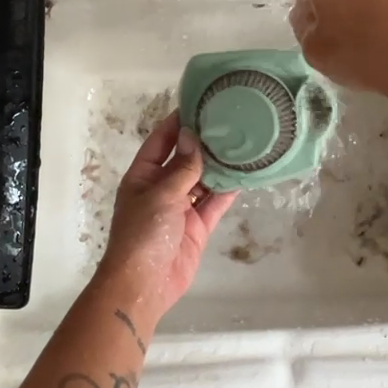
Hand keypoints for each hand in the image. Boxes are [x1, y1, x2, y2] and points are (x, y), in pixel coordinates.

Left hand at [97, 112, 237, 315]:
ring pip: (203, 180)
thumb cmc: (143, 234)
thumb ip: (181, 168)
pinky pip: (214, 203)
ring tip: (242, 142)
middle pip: (185, 159)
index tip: (199, 103)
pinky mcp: (198, 227)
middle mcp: (161, 188)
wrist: (144, 284)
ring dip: (219, 165)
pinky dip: (228, 190)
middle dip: (203, 143)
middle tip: (229, 120)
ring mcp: (180, 208)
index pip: (160, 142)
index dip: (177, 123)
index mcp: (142, 176)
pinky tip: (245, 174)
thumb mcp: (160, 195)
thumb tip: (193, 136)